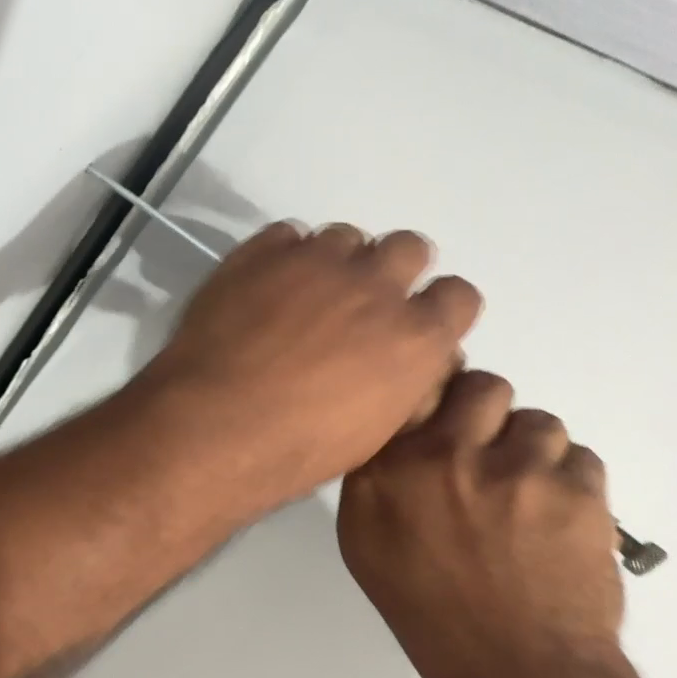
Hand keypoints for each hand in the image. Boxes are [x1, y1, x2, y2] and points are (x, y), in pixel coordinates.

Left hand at [137, 221, 480, 504]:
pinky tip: (265, 281)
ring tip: (304, 290)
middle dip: (389, 268)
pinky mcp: (261, 252)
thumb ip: (403, 379)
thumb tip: (398, 360)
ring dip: (334, 258)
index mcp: (417, 336)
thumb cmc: (300, 444)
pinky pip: (285, 234)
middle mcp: (376, 287)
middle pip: (407, 248)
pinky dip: (282, 252)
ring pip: (344, 236)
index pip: (458, 295)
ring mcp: (316, 262)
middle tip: (357, 296)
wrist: (218, 419)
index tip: (407, 319)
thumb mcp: (379, 426)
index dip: (433, 305)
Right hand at [337, 371, 624, 677]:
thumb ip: (372, 473)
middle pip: (483, 385)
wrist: (516, 663)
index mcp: (390, 462)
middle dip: (487, 408)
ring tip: (524, 487)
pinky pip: (582, 457)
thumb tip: (391, 432)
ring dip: (531, 446)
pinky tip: (554, 511)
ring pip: (539, 421)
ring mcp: (520, 471)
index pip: (411, 384)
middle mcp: (450, 453)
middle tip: (484, 444)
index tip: (436, 389)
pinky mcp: (580, 494)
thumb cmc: (423, 601)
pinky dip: (569, 477)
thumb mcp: (362, 534)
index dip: (428, 377)